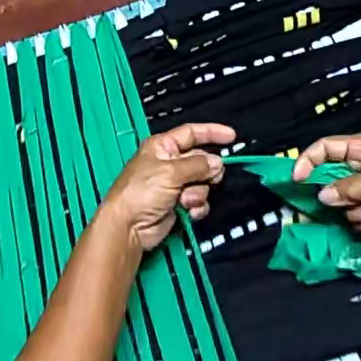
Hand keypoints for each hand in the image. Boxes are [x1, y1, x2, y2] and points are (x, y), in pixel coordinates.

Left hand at [94, 123, 235, 251]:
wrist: (128, 227)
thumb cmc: (140, 193)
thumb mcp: (170, 172)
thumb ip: (198, 165)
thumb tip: (217, 163)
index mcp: (163, 147)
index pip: (191, 133)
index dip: (212, 133)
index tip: (232, 136)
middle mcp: (170, 163)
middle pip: (201, 160)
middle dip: (207, 171)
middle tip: (208, 178)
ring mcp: (175, 184)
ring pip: (203, 183)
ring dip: (198, 192)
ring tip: (185, 200)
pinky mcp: (178, 204)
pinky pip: (199, 200)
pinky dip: (196, 206)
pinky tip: (187, 211)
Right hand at [292, 133, 360, 238]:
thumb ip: (350, 189)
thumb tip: (322, 196)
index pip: (325, 148)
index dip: (308, 161)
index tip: (297, 181)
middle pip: (331, 178)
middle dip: (333, 197)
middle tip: (328, 211)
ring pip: (343, 201)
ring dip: (354, 212)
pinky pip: (357, 214)